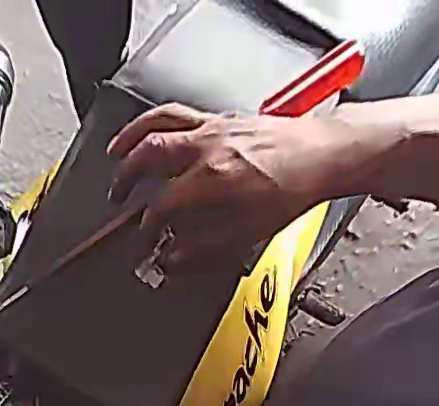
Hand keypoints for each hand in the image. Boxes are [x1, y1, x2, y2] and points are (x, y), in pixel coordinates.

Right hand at [109, 104, 362, 271]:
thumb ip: (202, 247)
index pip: (161, 205)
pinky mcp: (223, 118)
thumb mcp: (246, 234)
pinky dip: (157, 125)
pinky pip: (179, 114)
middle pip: (149, 155)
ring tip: (117, 152)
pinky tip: (154, 135)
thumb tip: (172, 258)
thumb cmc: (292, 191)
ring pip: (159, 123)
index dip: (147, 229)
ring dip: (132, 138)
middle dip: (125, 178)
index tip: (145, 242)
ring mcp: (214, 128)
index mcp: (211, 180)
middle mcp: (207, 148)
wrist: (322, 157)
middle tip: (117, 196)